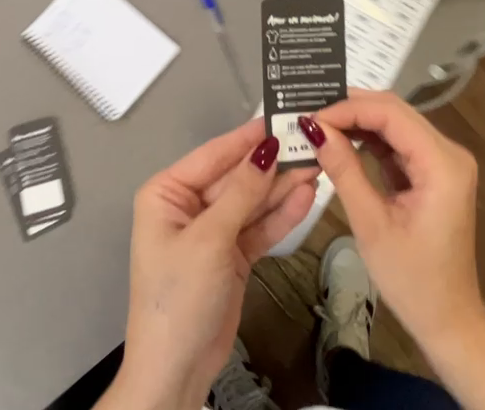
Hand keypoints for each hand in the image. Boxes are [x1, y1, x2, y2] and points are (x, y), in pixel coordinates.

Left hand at [103, 119, 319, 409]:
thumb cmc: (178, 297)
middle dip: (271, 163)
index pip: (213, 155)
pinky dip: (281, 215)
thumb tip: (266, 149)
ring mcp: (212, 232)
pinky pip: (259, 228)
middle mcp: (188, 207)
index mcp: (167, 194)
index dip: (248, 137)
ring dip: (282, 187)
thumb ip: (242, 193)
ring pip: (252, 201)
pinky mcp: (232, 256)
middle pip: (236, 177)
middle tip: (310, 141)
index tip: (281, 116)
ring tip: (317, 163)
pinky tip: (307, 195)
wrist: (176, 368)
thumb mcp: (209, 239)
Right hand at [304, 90, 484, 348]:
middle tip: (307, 112)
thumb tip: (313, 128)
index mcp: (443, 164)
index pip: (391, 114)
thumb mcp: (370, 223)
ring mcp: (442, 161)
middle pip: (395, 111)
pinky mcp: (432, 172)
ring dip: (356, 120)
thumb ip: (344, 170)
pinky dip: (367, 138)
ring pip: (394, 122)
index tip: (309, 116)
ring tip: (317, 122)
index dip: (348, 108)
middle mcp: (449, 153)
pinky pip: (397, 142)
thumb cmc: (411, 277)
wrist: (447, 318)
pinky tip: (339, 138)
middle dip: (350, 107)